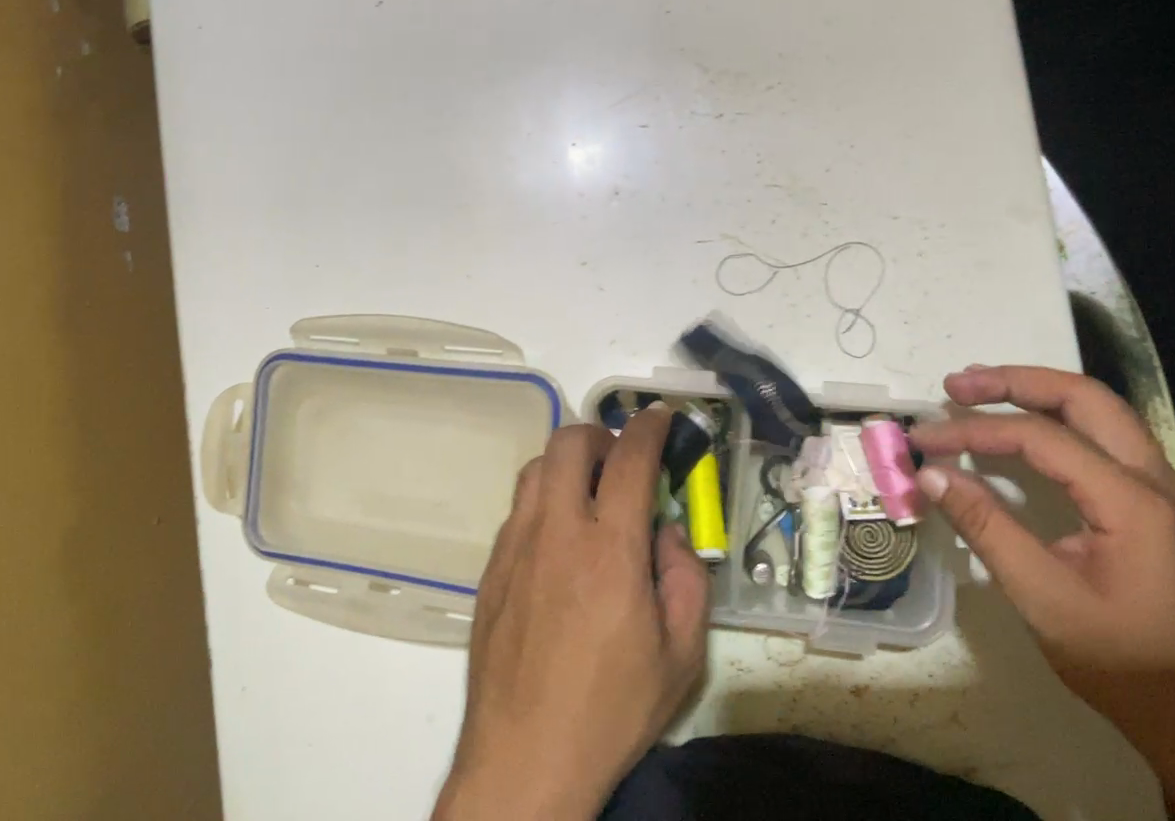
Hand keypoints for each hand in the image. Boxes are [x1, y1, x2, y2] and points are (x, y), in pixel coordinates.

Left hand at [433, 404, 709, 820]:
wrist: (525, 756)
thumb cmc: (612, 710)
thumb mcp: (681, 654)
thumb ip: (685, 577)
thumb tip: (665, 531)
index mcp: (610, 550)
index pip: (629, 459)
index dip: (649, 427)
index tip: (662, 417)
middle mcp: (556, 533)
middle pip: (567, 443)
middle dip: (600, 434)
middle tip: (623, 459)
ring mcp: (514, 548)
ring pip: (534, 470)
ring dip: (567, 464)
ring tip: (590, 493)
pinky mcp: (490, 571)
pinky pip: (517, 511)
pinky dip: (543, 501)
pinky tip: (559, 540)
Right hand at [910, 365, 1174, 820]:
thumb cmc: (1123, 661)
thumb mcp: (1043, 598)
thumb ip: (987, 528)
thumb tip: (930, 475)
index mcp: (1132, 501)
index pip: (1042, 438)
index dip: (974, 431)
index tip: (921, 441)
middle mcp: (1157, 481)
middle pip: (1085, 399)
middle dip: (1015, 383)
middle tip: (955, 386)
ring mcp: (1164, 493)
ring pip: (1103, 414)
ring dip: (1039, 395)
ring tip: (981, 395)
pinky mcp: (1158, 510)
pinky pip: (1108, 442)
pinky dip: (1059, 424)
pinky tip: (1026, 437)